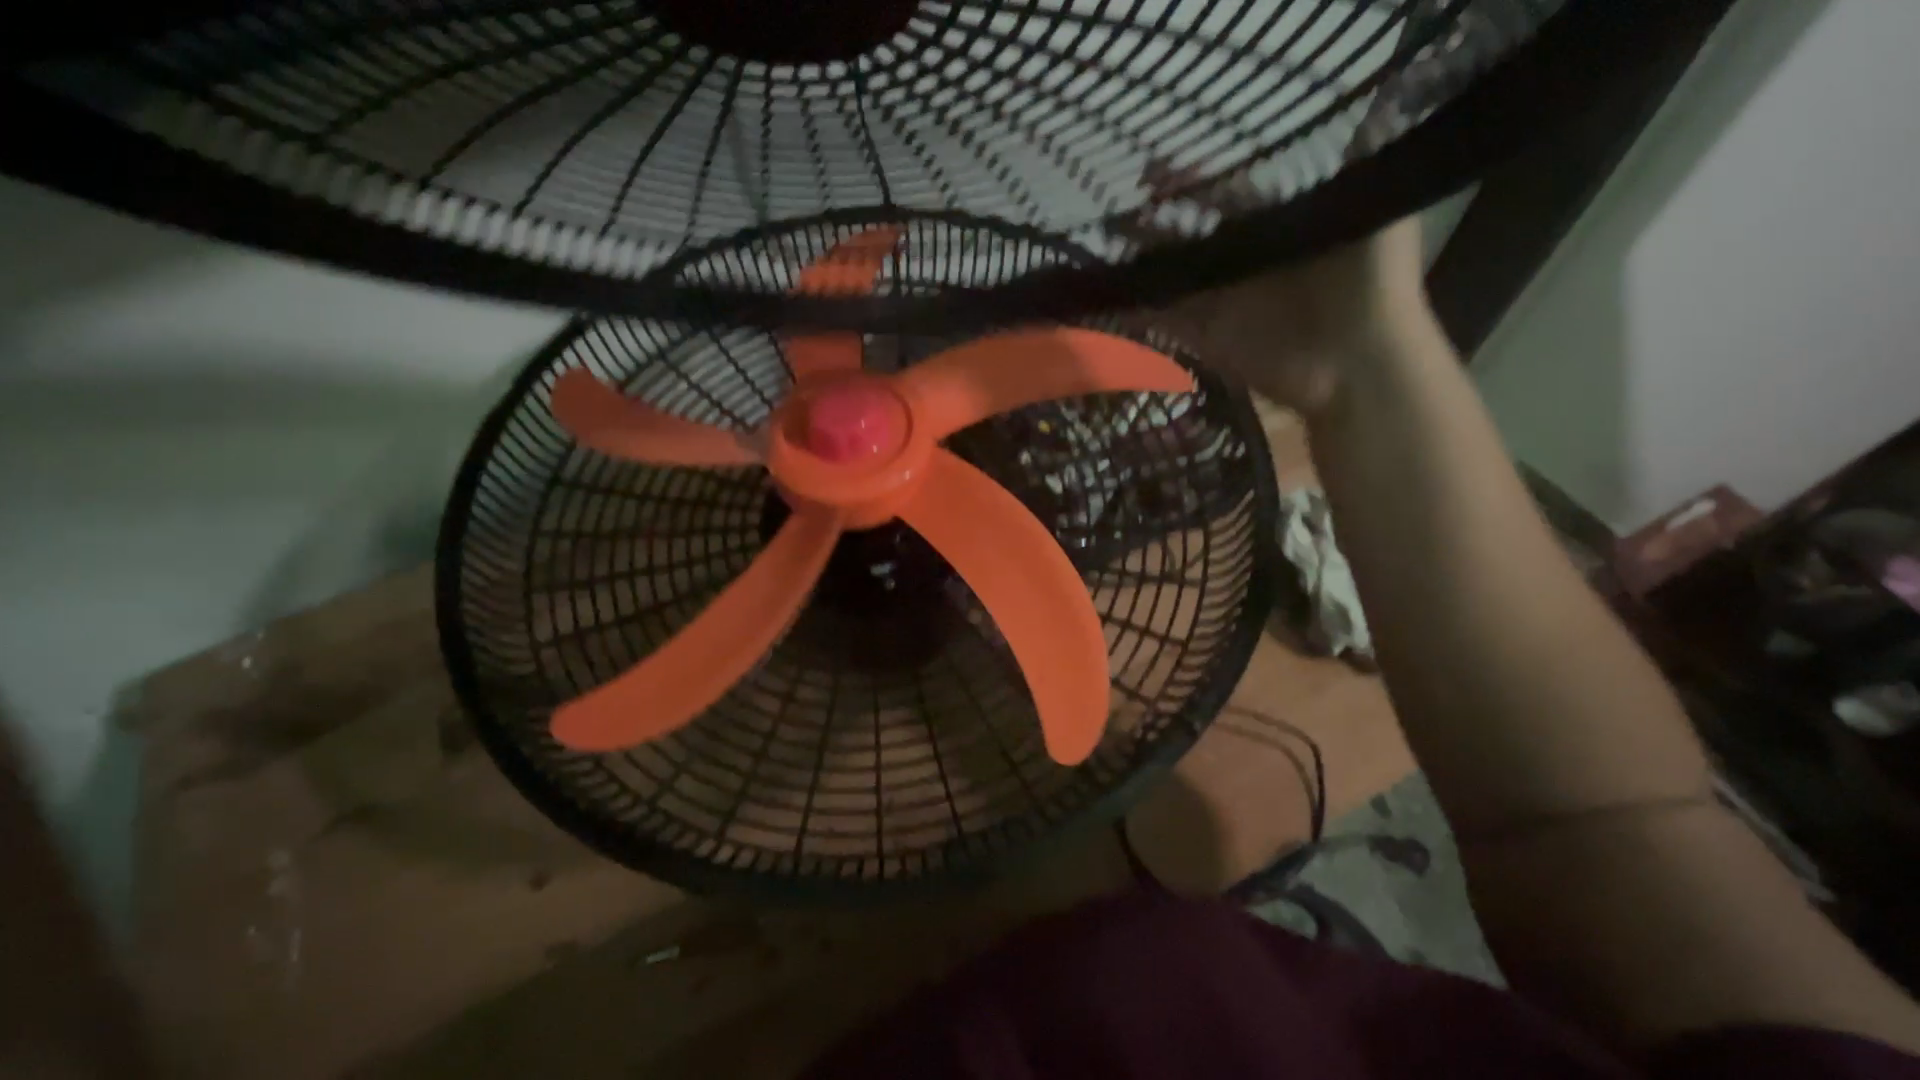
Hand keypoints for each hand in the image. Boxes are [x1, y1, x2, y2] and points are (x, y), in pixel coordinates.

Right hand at [1120, 164, 1433, 416]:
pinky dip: (1133, 312)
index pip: (1226, 195)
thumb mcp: (1378, 209)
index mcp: (1279, 227)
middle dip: (1153, 222)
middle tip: (1115, 209)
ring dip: (1137, 262)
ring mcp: (1224, 303)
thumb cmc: (1372, 283)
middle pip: (1190, 235)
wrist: (1361, 363)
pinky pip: (1163, 322)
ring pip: (1170, 276)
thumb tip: (1385, 95)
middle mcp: (1246, 261)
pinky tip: (1101, 295)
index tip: (1152, 168)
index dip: (1192, 182)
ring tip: (1098, 245)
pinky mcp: (1209, 340)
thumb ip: (1370, 160)